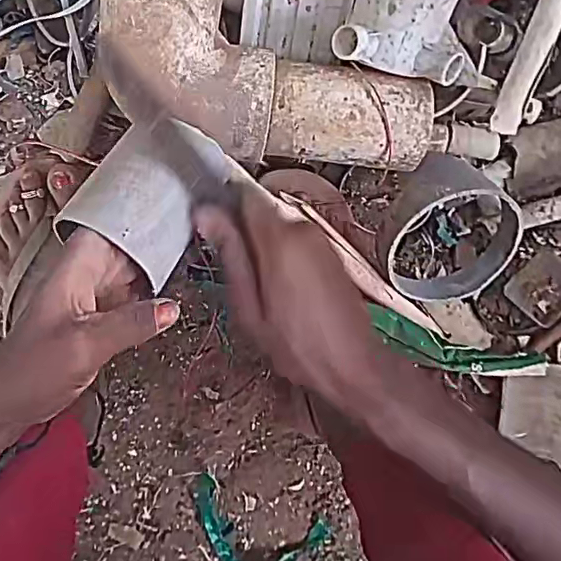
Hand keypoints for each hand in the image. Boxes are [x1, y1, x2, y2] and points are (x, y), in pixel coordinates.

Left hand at [0, 230, 177, 461]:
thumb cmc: (32, 370)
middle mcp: (81, 280)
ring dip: (150, 268)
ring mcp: (87, 302)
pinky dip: (145, 298)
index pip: (103, 227)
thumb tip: (172, 307)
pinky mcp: (93, 324)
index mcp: (72, 271)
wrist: (6, 406)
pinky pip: (125, 301)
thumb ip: (131, 323)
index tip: (165, 205)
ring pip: (125, 275)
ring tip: (187, 256)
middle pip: (120, 249)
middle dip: (150, 239)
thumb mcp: (86, 345)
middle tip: (189, 230)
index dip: (131, 213)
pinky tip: (168, 298)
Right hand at [195, 191, 399, 416]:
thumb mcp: (248, 305)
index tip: (211, 227)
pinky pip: (294, 238)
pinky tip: (281, 287)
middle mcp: (302, 229)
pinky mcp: (330, 248)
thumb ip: (229, 253)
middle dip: (242, 232)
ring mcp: (320, 237)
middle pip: (259, 210)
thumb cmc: (300, 345)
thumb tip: (207, 216)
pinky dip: (282, 253)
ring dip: (262, 244)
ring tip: (261, 285)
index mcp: (279, 239)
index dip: (222, 206)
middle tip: (235, 269)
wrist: (353, 365)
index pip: (243, 194)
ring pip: (276, 224)